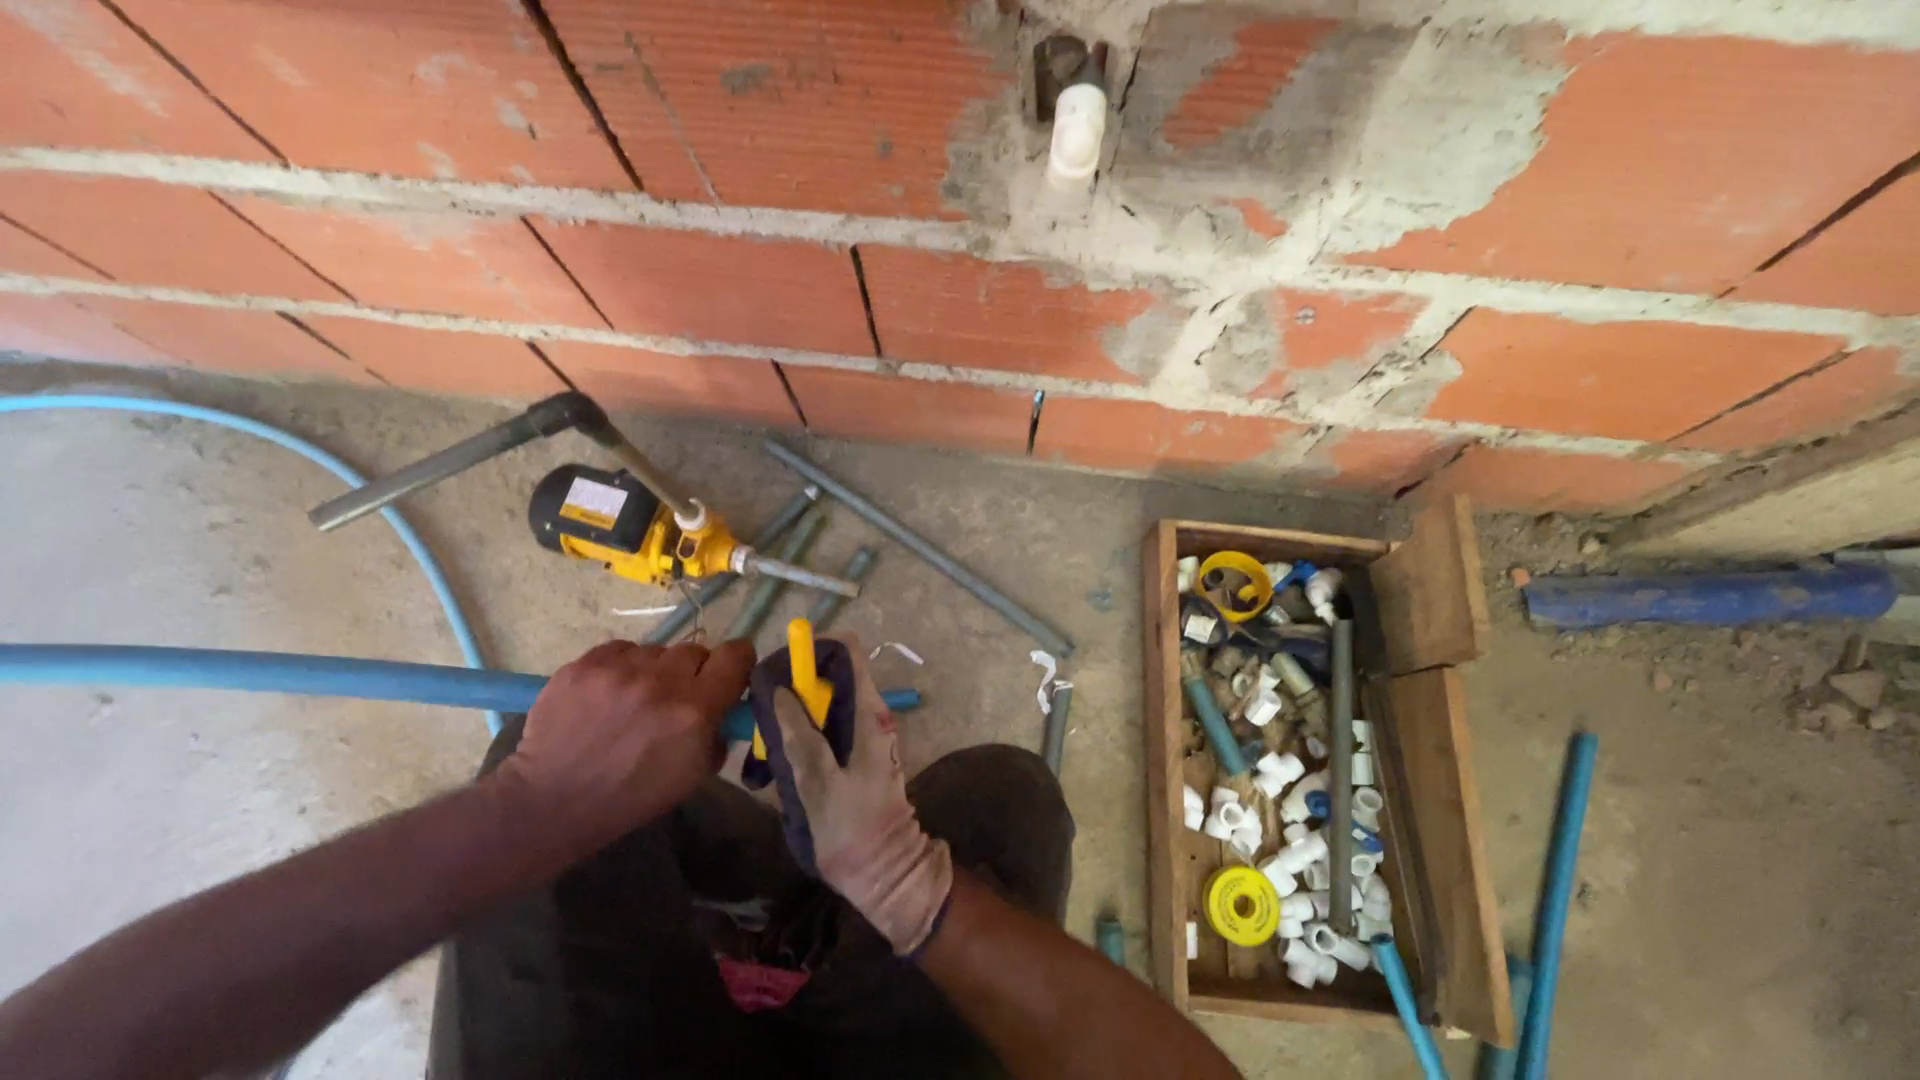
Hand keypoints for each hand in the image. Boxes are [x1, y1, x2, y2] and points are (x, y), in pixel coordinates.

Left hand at [498, 639, 754, 850]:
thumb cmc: (634, 795)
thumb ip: (719, 730)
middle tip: (675, 697)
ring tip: (635, 699)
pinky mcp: (584, 665)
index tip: (729, 672)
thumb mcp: (697, 773)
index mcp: (695, 710)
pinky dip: (621, 668)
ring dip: (654, 670)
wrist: (555, 800)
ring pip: (655, 650)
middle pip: (695, 651)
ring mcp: (618, 670)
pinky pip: (619, 650)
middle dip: (692, 672)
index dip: (736, 661)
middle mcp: (661, 681)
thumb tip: (726, 703)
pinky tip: (609, 695)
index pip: (735, 655)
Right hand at [764, 639, 951, 954]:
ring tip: (765, 741)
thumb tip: (780, 691)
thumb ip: (799, 734)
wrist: (884, 870)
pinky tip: (779, 759)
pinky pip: (827, 725)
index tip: (780, 672)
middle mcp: (871, 712)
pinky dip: (803, 732)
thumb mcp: (816, 782)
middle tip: (762, 713)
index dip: (812, 652)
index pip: (847, 651)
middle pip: (831, 674)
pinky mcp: (857, 751)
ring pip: (826, 700)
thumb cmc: (850, 828)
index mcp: (868, 712)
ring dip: (794, 712)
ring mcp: (865, 732)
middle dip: (794, 685)